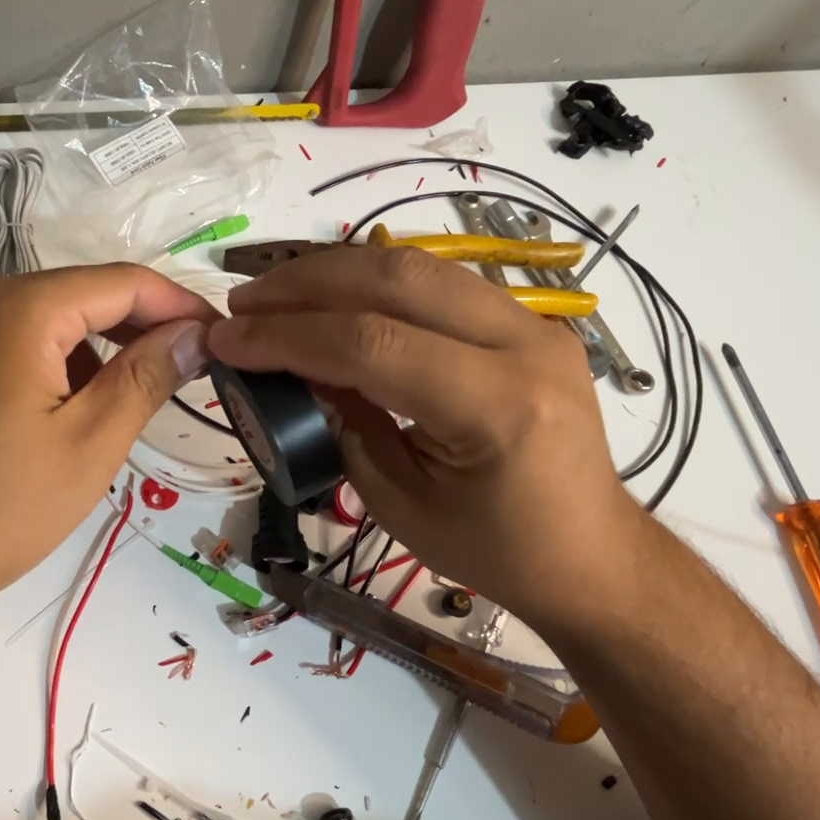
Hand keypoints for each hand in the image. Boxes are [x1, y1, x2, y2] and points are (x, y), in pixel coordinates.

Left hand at [0, 265, 216, 642]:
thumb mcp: (87, 446)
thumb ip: (146, 377)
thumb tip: (195, 333)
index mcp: (16, 308)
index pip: (121, 282)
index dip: (180, 306)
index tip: (222, 341)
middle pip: (77, 295)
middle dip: (136, 328)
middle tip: (183, 374)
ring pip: (39, 322)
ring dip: (91, 350)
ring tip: (121, 406)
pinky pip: (2, 345)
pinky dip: (46, 365)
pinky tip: (58, 414)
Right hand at [205, 245, 651, 629]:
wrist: (591, 554)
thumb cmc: (495, 551)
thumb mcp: (399, 501)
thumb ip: (346, 422)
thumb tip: (295, 366)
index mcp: (496, 407)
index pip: (371, 343)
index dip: (288, 335)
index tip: (228, 339)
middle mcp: (523, 346)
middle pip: (396, 279)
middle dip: (306, 283)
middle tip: (244, 302)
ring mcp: (534, 325)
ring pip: (418, 265)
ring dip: (336, 272)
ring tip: (276, 295)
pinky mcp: (529, 322)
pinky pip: (438, 283)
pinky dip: (374, 283)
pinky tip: (332, 299)